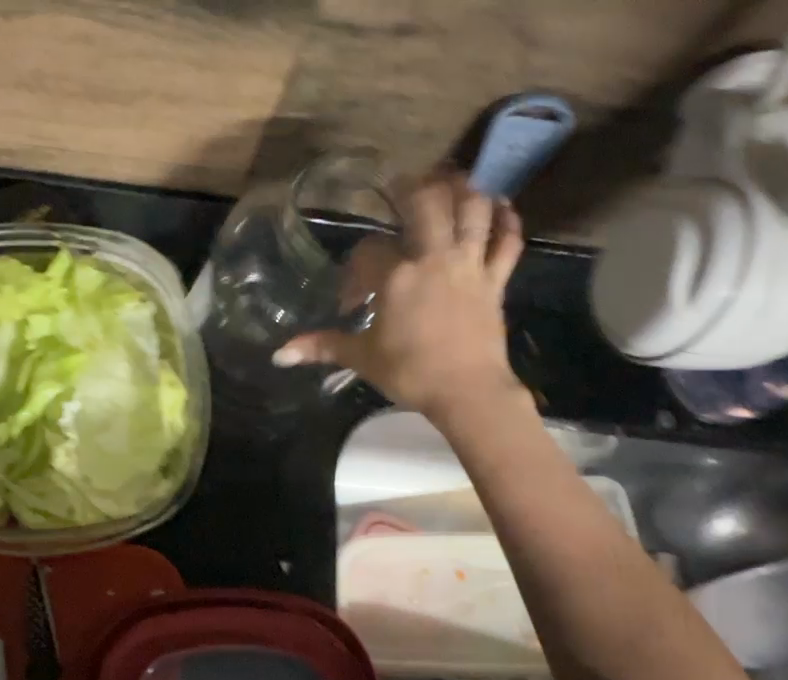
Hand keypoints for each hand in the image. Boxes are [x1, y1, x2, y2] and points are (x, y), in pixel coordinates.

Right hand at [275, 172, 525, 420]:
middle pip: (427, 204)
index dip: (355, 268)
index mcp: (396, 277)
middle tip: (403, 184)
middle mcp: (434, 259)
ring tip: (450, 179)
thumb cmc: (409, 373)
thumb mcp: (361, 358)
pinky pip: (508, 242)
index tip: (352, 299)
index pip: (369, 250)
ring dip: (463, 190)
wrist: (466, 391)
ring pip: (472, 212)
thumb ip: (322, 347)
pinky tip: (500, 206)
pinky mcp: (497, 281)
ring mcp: (470, 266)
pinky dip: (507, 220)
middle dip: (413, 187)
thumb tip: (279, 355)